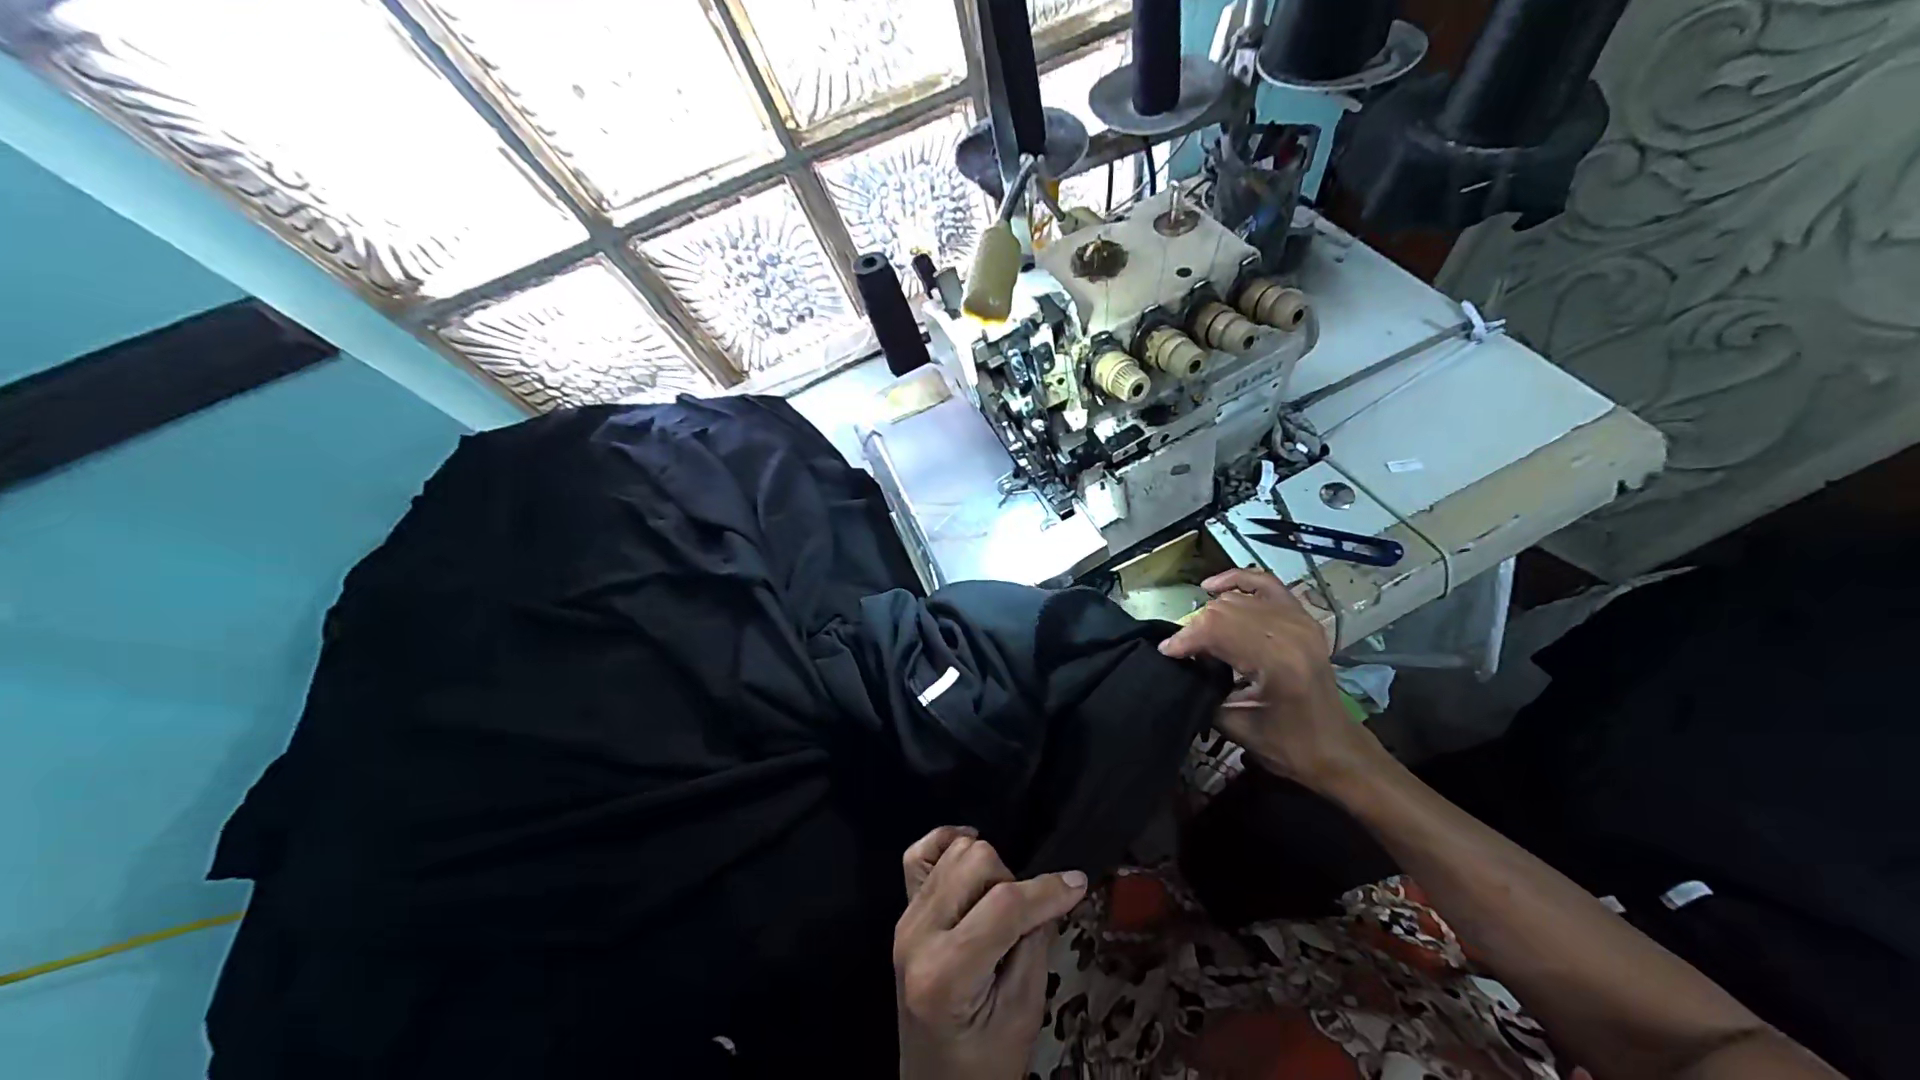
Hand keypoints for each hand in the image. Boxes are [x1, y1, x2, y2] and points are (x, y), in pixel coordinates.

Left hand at [894, 827, 1087, 1079]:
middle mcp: (916, 934)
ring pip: (955, 851)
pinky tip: (971, 856)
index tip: (1078, 885)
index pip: (1003, 906)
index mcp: (945, 973)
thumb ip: (1034, 946)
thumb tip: (1055, 892)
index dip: (1046, 890)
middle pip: (976, 862)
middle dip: (1013, 884)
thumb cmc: (984, 1063)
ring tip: (999, 909)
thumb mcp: (1022, 1014)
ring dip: (989, 871)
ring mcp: (905, 920)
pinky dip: (947, 843)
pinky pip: (920, 854)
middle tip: (1024, 923)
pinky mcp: (904, 913)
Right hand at [1159, 568, 1386, 791]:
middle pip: (1223, 610)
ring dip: (1211, 613)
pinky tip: (1212, 586)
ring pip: (1237, 598)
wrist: (1333, 748)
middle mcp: (1291, 631)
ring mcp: (1299, 620)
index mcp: (1277, 660)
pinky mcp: (1302, 617)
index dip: (1184, 638)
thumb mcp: (1233, 723)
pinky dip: (1237, 579)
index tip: (1166, 654)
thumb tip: (1179, 661)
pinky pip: (1264, 583)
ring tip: (1200, 637)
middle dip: (1195, 628)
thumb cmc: (1285, 744)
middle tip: (1184, 652)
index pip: (1216, 628)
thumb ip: (1203, 686)